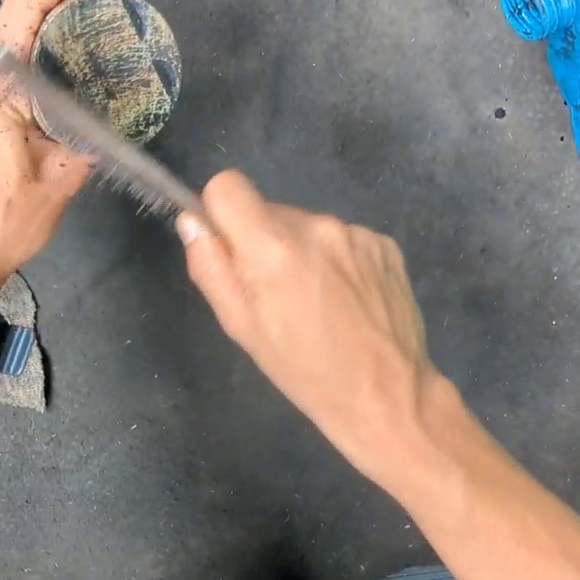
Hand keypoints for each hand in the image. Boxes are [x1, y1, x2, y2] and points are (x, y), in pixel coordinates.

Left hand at [0, 0, 111, 300]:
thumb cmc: (5, 222)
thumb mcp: (62, 178)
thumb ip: (85, 137)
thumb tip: (103, 122)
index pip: (24, 4)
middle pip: (9, 25)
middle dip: (56, 16)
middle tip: (96, 26)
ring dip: (35, 49)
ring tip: (75, 62)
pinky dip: (16, 76)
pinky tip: (41, 98)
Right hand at [180, 171, 444, 483]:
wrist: (387, 394)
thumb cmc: (303, 371)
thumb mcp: (241, 328)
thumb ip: (211, 267)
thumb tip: (192, 220)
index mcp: (274, 248)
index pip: (227, 185)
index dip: (221, 214)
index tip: (230, 249)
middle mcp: (316, 226)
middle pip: (268, 209)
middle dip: (262, 242)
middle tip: (276, 295)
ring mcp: (356, 232)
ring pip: (305, 226)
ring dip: (300, 252)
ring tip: (316, 302)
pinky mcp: (384, 243)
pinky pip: (341, 238)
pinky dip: (335, 261)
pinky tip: (345, 300)